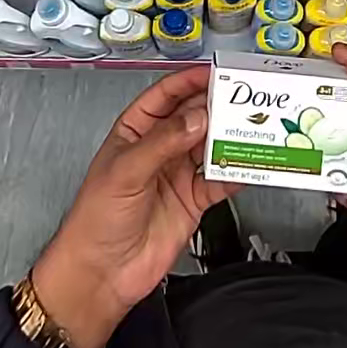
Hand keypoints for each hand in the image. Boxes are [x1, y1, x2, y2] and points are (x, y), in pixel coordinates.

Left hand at [31, 65, 238, 347]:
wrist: (101, 274)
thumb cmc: (95, 217)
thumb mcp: (126, 170)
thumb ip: (163, 142)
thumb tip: (196, 119)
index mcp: (136, 129)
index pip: (166, 95)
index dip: (189, 81)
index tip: (212, 73)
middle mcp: (160, 147)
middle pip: (194, 117)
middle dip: (216, 106)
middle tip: (241, 100)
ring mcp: (178, 172)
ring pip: (210, 145)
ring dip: (229, 137)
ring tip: (251, 129)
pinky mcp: (193, 199)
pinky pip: (220, 180)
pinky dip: (235, 172)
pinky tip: (246, 165)